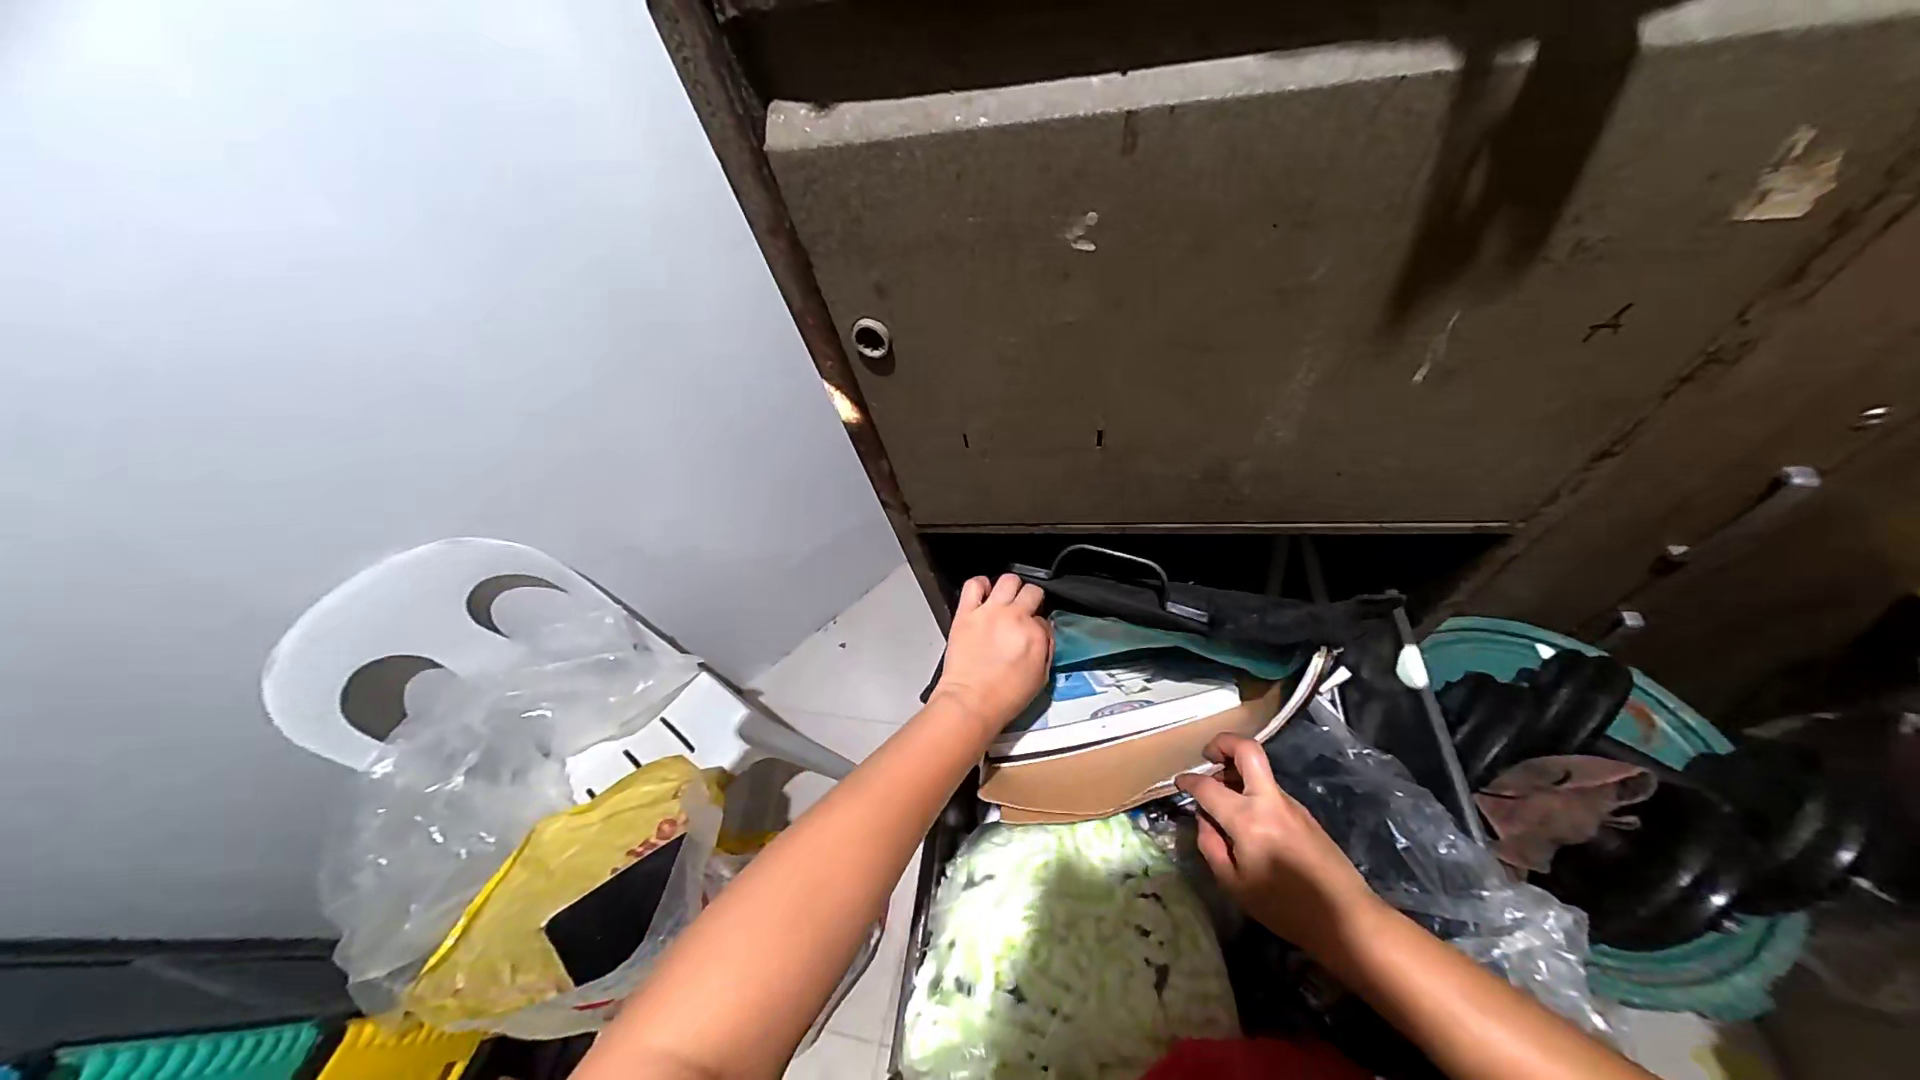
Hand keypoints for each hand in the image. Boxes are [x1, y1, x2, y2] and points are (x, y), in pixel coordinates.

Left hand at [930, 574, 1051, 733]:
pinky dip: (980, 584)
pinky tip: (983, 594)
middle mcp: (1015, 617)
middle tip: (1024, 611)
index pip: (1044, 619)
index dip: (1039, 626)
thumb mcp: (1040, 679)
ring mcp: (989, 612)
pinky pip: (974, 584)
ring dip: (1010, 588)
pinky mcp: (967, 613)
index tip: (1032, 633)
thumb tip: (1043, 635)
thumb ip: (1046, 651)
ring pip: (1008, 580)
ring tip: (1005, 599)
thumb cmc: (1003, 697)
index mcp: (1035, 634)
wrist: (970, 702)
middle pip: (1032, 591)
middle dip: (1031, 600)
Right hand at [1174, 733, 1383, 955]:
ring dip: (1237, 771)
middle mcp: (1269, 801)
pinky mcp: (1304, 813)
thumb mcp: (1233, 884)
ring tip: (1223, 797)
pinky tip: (1247, 819)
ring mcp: (1290, 804)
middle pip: (1247, 750)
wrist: (1347, 918)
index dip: (1188, 781)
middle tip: (1208, 757)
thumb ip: (1210, 844)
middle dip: (1223, 743)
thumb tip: (1204, 818)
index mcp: (1247, 819)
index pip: (1208, 786)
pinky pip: (1270, 790)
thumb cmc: (1284, 907)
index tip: (1179, 783)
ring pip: (1259, 770)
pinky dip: (1251, 791)